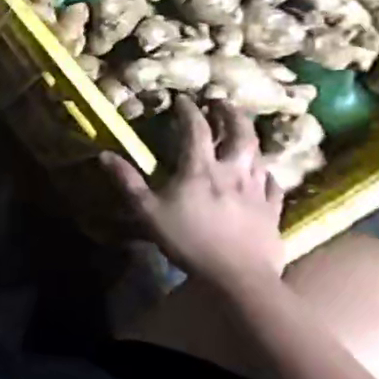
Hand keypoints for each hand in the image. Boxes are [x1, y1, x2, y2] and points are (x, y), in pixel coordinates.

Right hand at [99, 95, 285, 294]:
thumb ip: (127, 181)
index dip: (189, 110)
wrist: (240, 279)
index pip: (196, 128)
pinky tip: (263, 173)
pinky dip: (267, 172)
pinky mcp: (273, 211)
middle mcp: (232, 171)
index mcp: (200, 168)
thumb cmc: (190, 241)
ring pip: (259, 154)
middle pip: (239, 133)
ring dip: (249, 137)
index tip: (183, 99)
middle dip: (229, 114)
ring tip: (241, 130)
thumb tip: (104, 155)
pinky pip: (274, 184)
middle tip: (221, 103)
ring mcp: (257, 191)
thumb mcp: (149, 211)